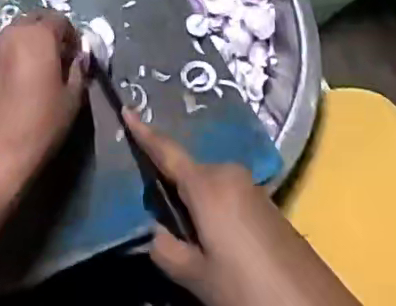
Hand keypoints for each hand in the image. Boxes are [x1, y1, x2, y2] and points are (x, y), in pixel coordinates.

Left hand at [0, 12, 87, 177]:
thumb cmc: (41, 122)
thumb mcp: (72, 97)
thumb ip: (79, 69)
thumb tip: (80, 56)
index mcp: (39, 35)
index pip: (60, 19)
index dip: (72, 35)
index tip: (77, 56)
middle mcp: (15, 31)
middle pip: (37, 19)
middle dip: (52, 32)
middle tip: (62, 58)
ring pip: (20, 29)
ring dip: (34, 40)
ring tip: (44, 67)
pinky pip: (8, 43)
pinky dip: (20, 49)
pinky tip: (25, 76)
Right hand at [126, 108, 356, 305]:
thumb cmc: (249, 291)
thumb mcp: (199, 278)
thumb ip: (167, 250)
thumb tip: (156, 232)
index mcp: (207, 185)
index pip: (167, 152)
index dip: (144, 133)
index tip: (126, 108)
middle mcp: (228, 175)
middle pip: (188, 172)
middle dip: (170, 187)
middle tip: (154, 213)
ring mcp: (252, 190)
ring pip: (208, 188)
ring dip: (194, 205)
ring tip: (185, 237)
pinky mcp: (269, 208)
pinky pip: (228, 200)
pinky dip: (214, 213)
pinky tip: (214, 245)